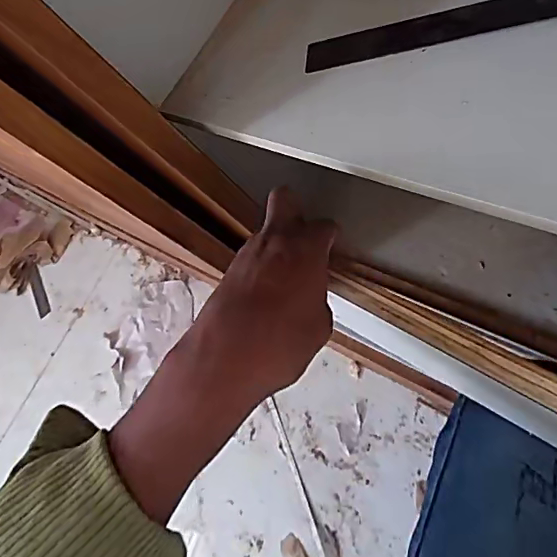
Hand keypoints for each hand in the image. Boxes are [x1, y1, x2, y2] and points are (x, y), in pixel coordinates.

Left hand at [184, 186, 337, 404]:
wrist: (223, 357)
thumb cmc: (275, 342)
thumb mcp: (317, 329)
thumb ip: (318, 302)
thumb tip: (311, 303)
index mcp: (306, 249)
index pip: (324, 226)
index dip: (331, 235)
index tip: (333, 244)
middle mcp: (275, 242)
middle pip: (285, 199)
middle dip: (296, 208)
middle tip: (306, 230)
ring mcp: (247, 253)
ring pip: (265, 231)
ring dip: (277, 244)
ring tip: (287, 274)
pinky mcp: (228, 271)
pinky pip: (251, 258)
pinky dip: (260, 268)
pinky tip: (267, 294)